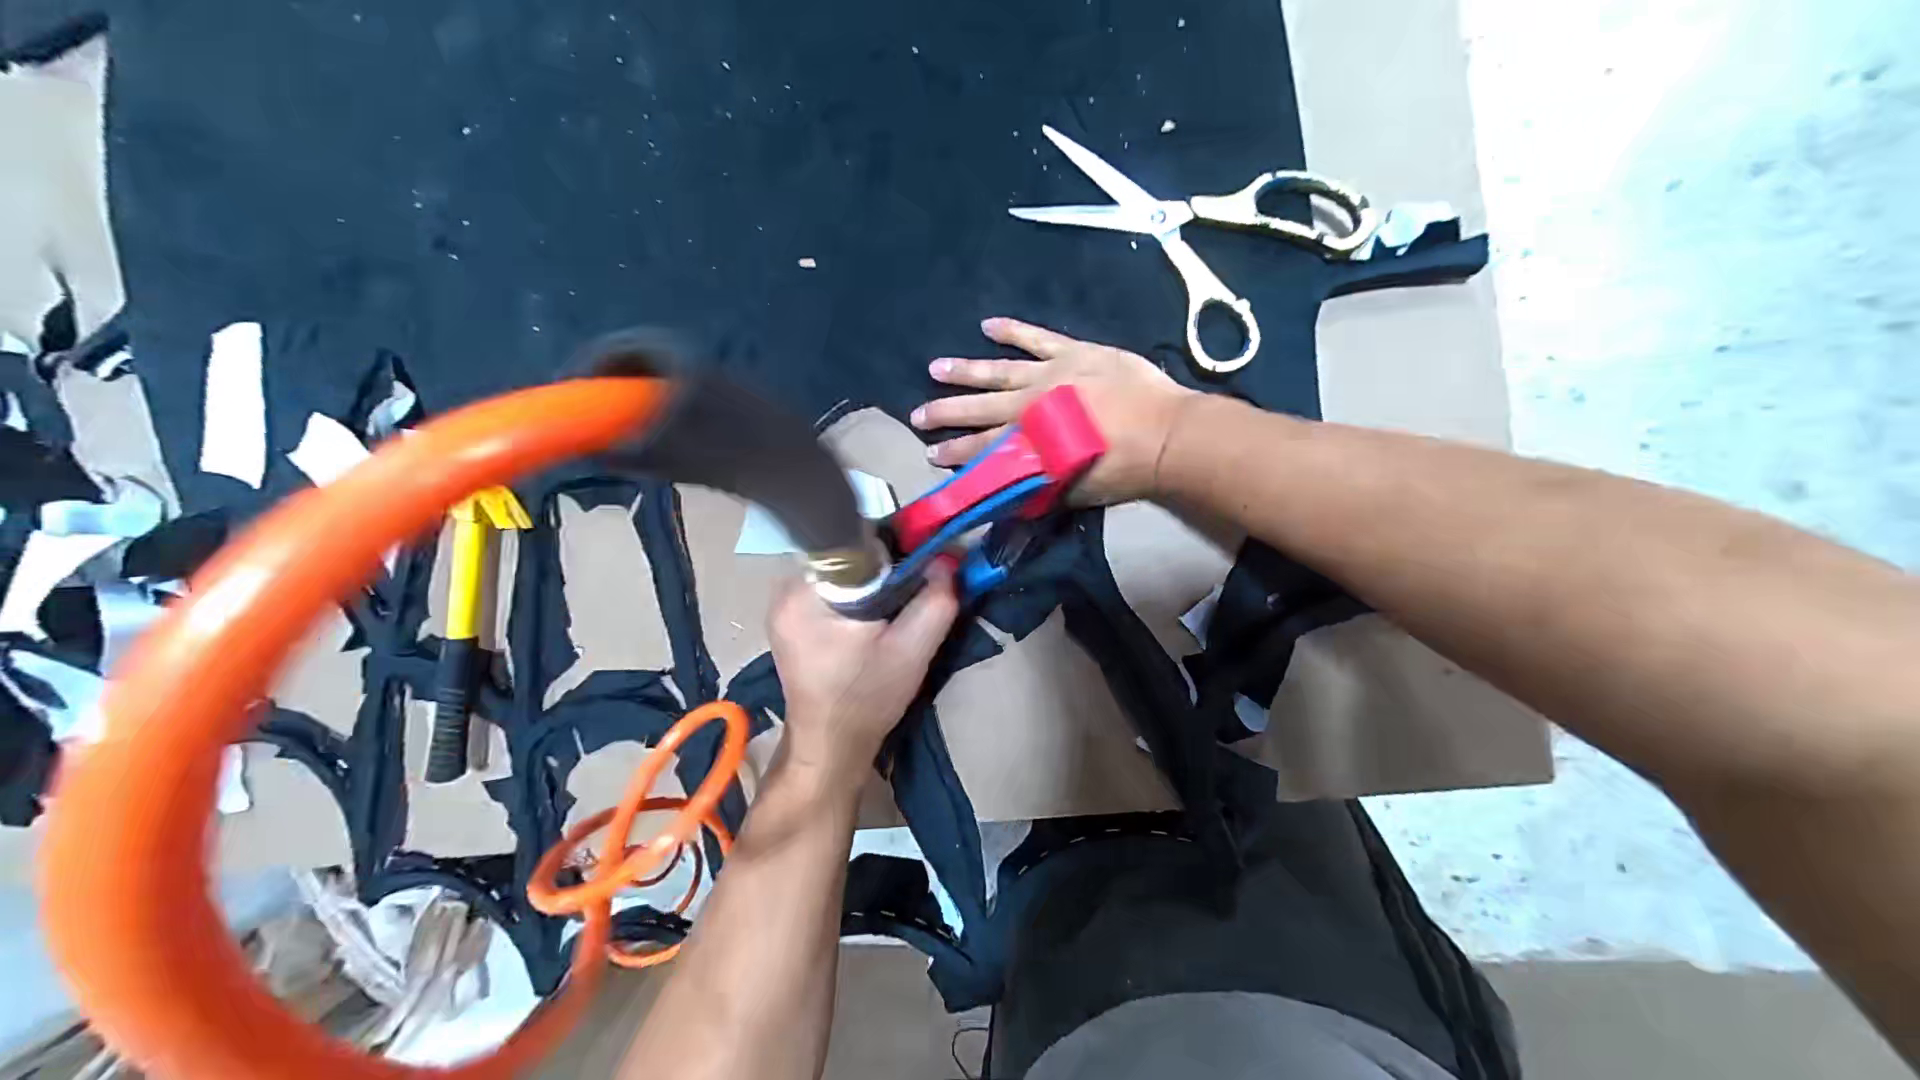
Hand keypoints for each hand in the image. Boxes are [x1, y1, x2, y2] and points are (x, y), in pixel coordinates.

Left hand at [767, 565, 959, 785]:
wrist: (829, 744)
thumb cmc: (867, 699)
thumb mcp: (913, 651)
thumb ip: (936, 600)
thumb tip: (948, 555)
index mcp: (806, 592)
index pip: (858, 541)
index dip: (898, 545)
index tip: (926, 561)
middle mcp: (785, 588)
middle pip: (847, 551)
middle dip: (886, 563)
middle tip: (917, 583)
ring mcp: (782, 602)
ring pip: (840, 567)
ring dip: (872, 578)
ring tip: (897, 603)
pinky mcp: (788, 616)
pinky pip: (829, 585)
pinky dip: (855, 592)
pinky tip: (873, 615)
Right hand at [911, 317, 1198, 504]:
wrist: (1165, 435)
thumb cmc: (1119, 469)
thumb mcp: (1071, 489)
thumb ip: (1035, 484)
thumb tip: (1005, 486)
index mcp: (1028, 440)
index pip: (982, 448)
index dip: (955, 453)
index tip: (930, 454)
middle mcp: (1029, 404)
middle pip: (979, 408)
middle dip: (946, 413)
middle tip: (916, 415)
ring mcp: (1050, 374)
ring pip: (997, 371)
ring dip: (965, 371)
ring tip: (935, 368)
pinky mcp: (1072, 353)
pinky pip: (1036, 337)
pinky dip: (1012, 330)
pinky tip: (987, 324)